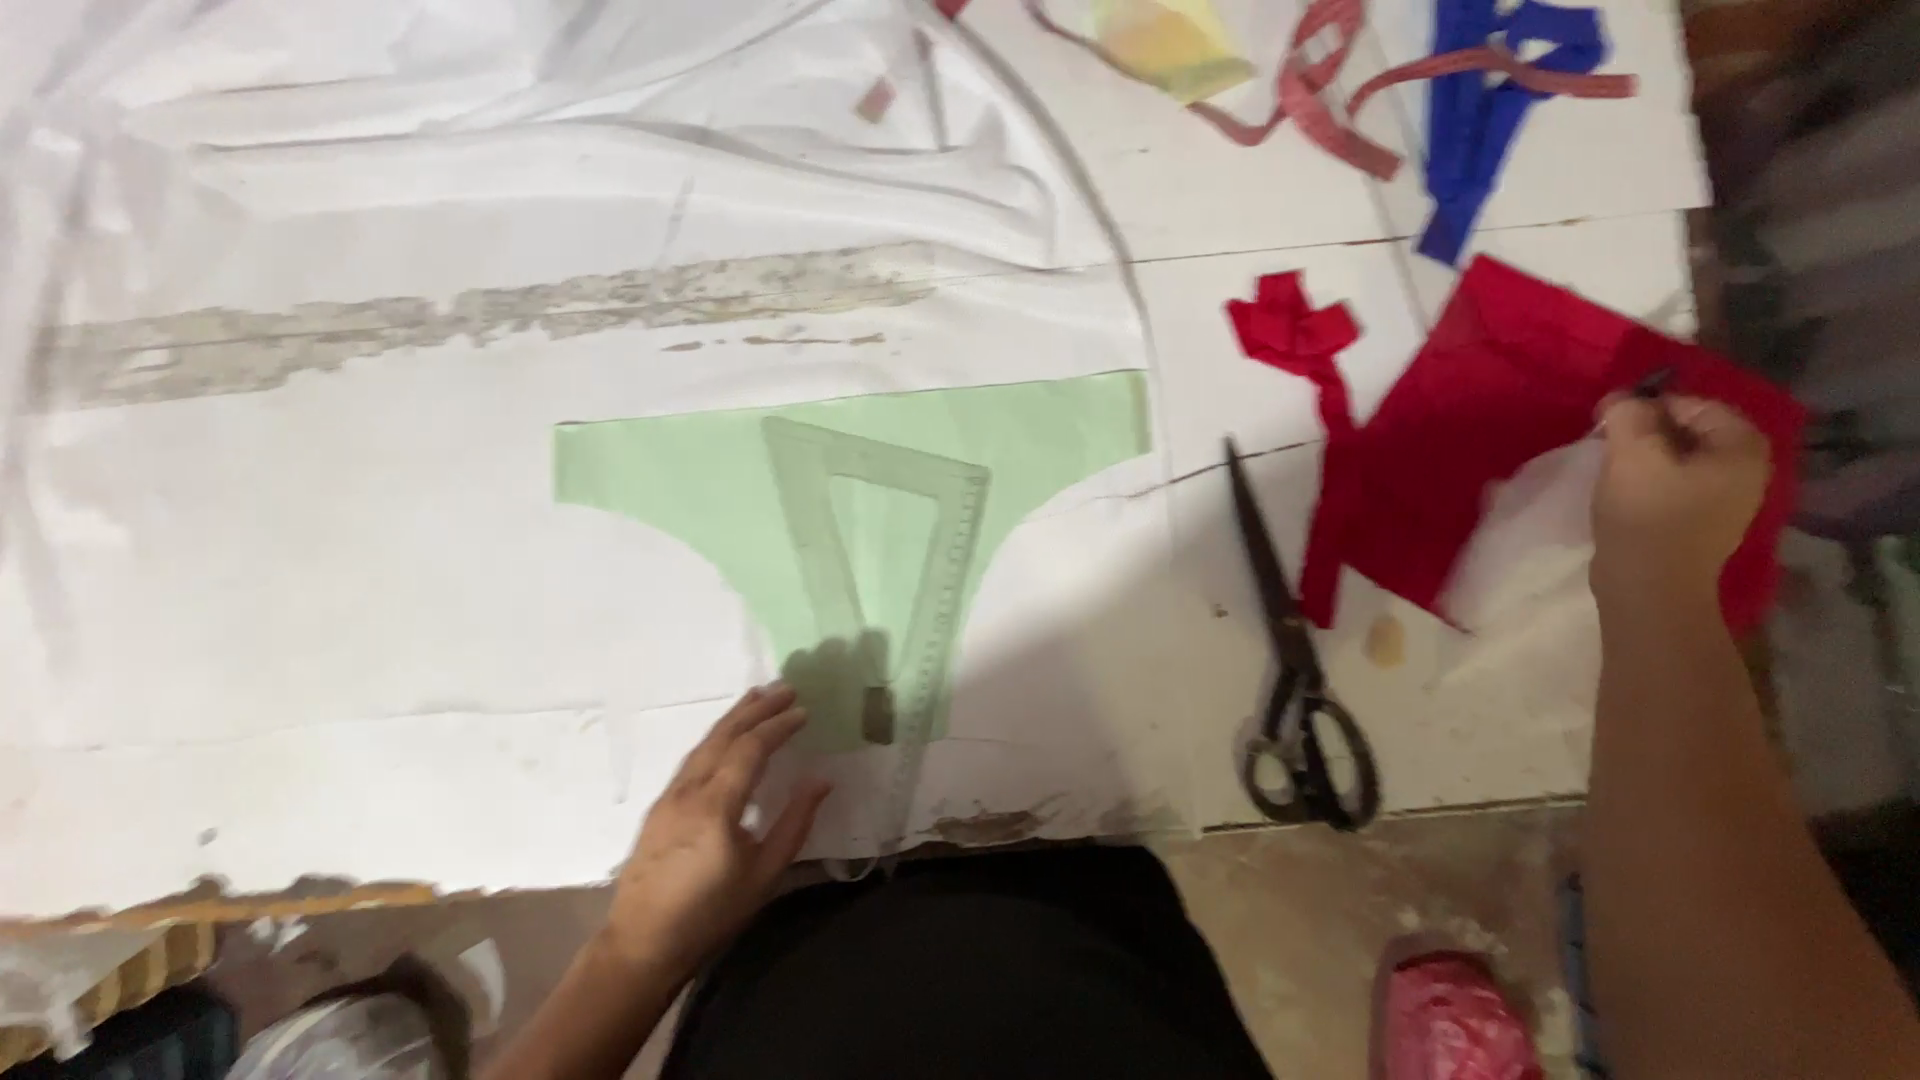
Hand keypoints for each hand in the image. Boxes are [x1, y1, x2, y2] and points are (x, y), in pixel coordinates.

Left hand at [602, 683, 831, 976]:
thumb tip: (821, 780)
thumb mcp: (764, 875)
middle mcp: (689, 791)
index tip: (803, 712)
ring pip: (704, 744)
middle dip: (756, 709)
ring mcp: (669, 798)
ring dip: (732, 718)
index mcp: (716, 806)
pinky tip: (725, 739)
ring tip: (756, 699)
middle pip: (724, 736)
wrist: (640, 946)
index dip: (778, 726)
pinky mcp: (659, 808)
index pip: (750, 749)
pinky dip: (715, 738)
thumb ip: (794, 823)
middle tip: (784, 688)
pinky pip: (692, 760)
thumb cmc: (710, 915)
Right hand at [1590, 393, 1770, 614]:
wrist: (1650, 586)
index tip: (1606, 421)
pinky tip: (1623, 493)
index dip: (1647, 405)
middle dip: (1646, 431)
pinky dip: (1649, 480)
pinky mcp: (1702, 521)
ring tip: (1611, 468)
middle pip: (1690, 431)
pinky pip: (1676, 484)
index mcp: (1742, 447)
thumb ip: (1628, 415)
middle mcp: (1747, 468)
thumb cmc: (1646, 516)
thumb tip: (1622, 398)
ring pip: (1681, 458)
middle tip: (1605, 444)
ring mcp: (1728, 499)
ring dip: (1644, 457)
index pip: (1694, 404)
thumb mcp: (1632, 455)